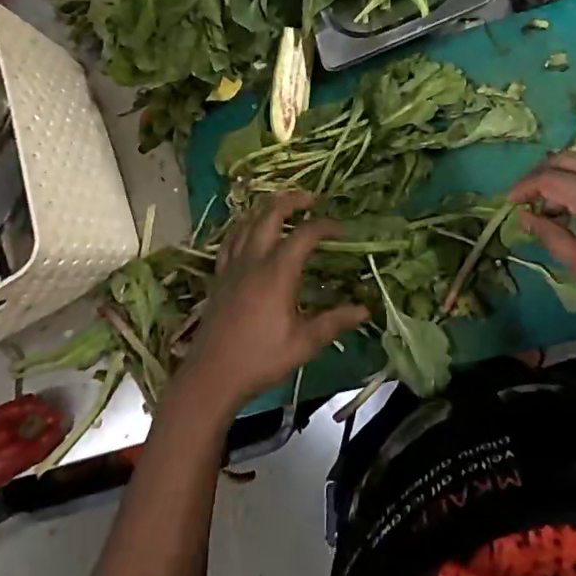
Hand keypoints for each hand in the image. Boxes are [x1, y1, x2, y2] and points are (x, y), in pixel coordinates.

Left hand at [178, 192, 368, 410]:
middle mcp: (252, 261)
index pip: (304, 235)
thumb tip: (365, 309)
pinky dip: (243, 227)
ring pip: (246, 223)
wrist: (211, 376)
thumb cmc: (260, 360)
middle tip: (312, 198)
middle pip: (269, 215)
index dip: (325, 226)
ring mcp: (231, 267)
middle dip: (292, 201)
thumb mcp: (303, 343)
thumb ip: (334, 322)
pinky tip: (248, 232)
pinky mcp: (218, 278)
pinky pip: (230, 240)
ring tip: (282, 207)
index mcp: (276, 273)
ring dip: (266, 209)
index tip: (342, 229)